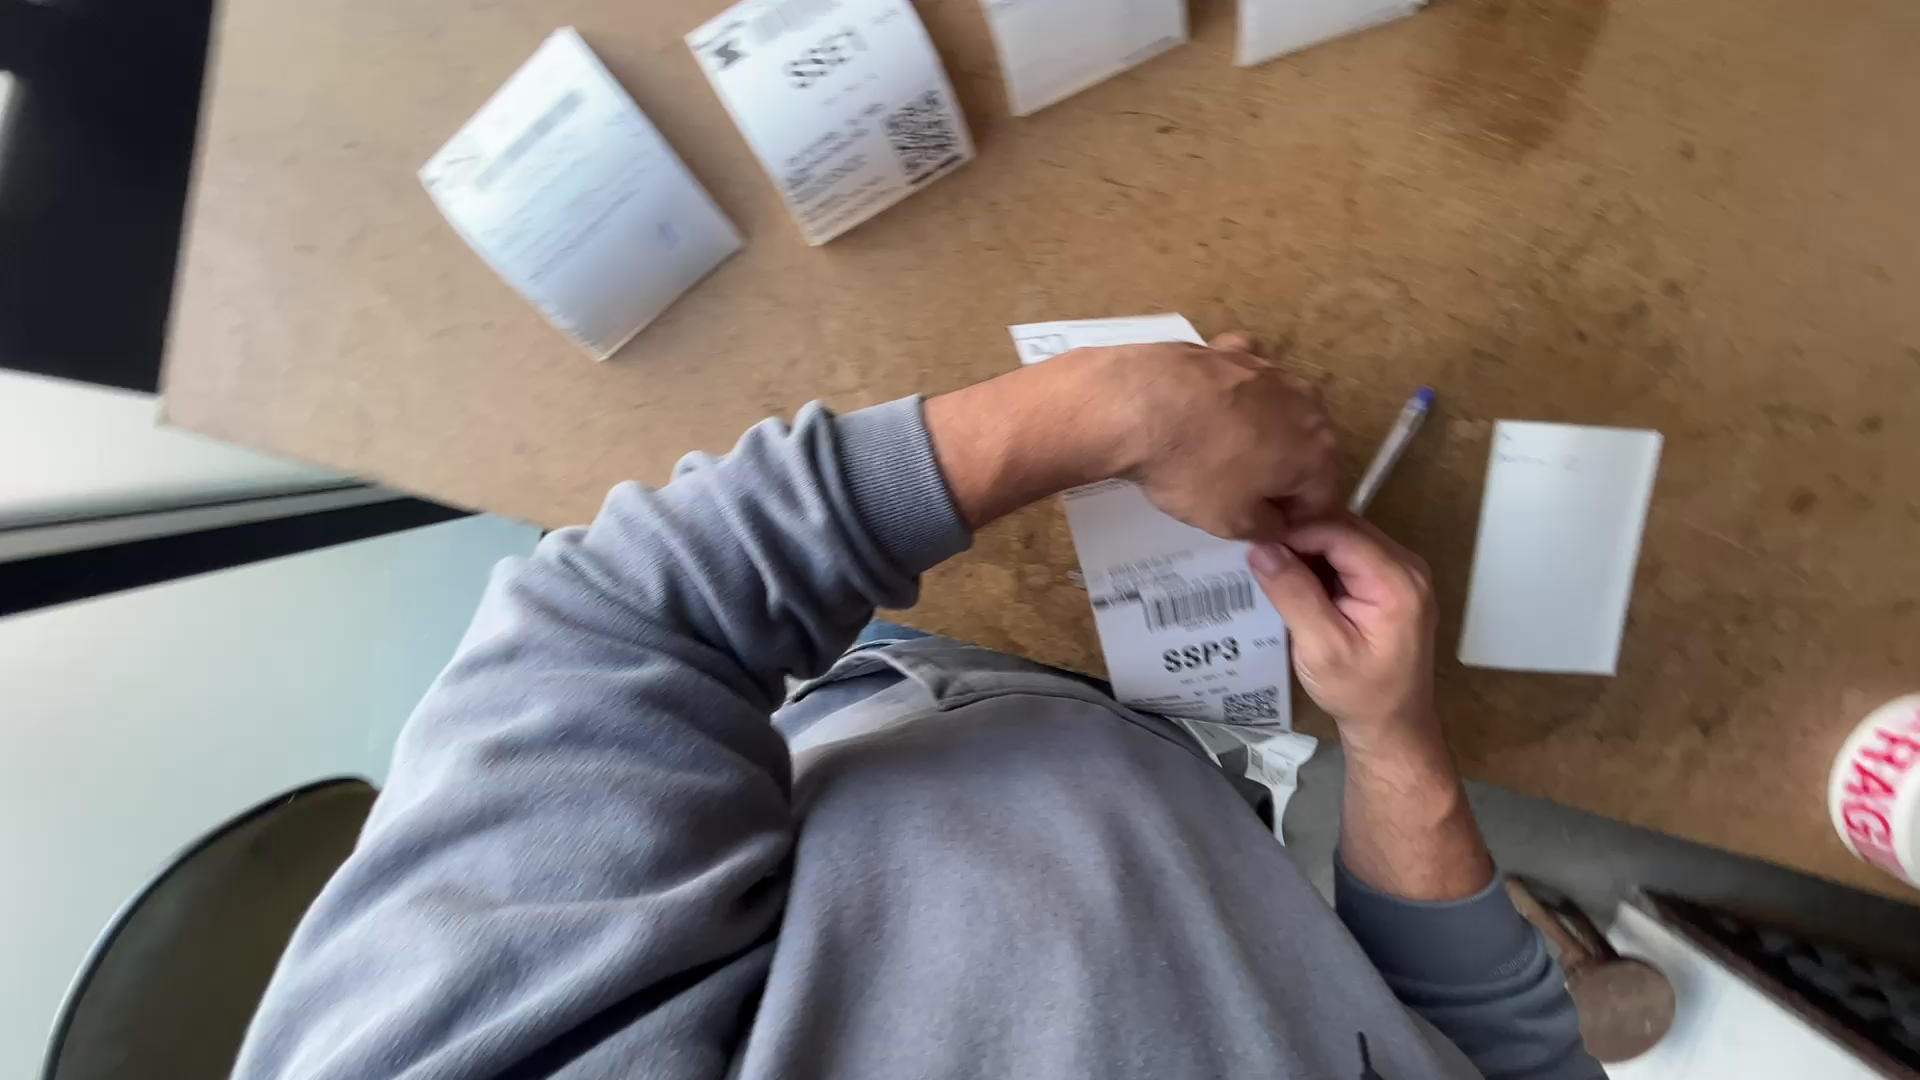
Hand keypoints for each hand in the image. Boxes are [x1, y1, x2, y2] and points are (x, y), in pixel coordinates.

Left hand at [1111, 332, 1338, 539]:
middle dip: (1275, 473)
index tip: (1258, 526)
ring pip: (1273, 412)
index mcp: (1318, 449)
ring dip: (1253, 434)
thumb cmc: (1192, 469)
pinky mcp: (1230, 350)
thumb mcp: (1231, 522)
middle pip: (1301, 449)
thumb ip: (1266, 527)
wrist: (1138, 405)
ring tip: (1209, 453)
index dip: (1289, 519)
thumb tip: (1276, 521)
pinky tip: (1202, 403)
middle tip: (1231, 492)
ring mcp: (1268, 369)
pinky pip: (1239, 378)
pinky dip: (1227, 392)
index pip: (1319, 497)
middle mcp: (1306, 403)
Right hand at [1250, 515, 1494, 900]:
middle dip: (1296, 534)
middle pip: (1342, 527)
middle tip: (1253, 549)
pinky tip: (1288, 573)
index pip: (1338, 531)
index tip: (1252, 543)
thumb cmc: (1358, 691)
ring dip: (1303, 545)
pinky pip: (1346, 554)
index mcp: (1397, 581)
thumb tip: (1260, 549)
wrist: (1392, 724)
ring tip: (1265, 560)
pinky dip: (1315, 558)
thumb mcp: (1321, 646)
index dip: (1293, 531)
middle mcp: (1406, 566)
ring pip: (1342, 536)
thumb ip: (1294, 594)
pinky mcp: (1386, 582)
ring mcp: (1399, 572)